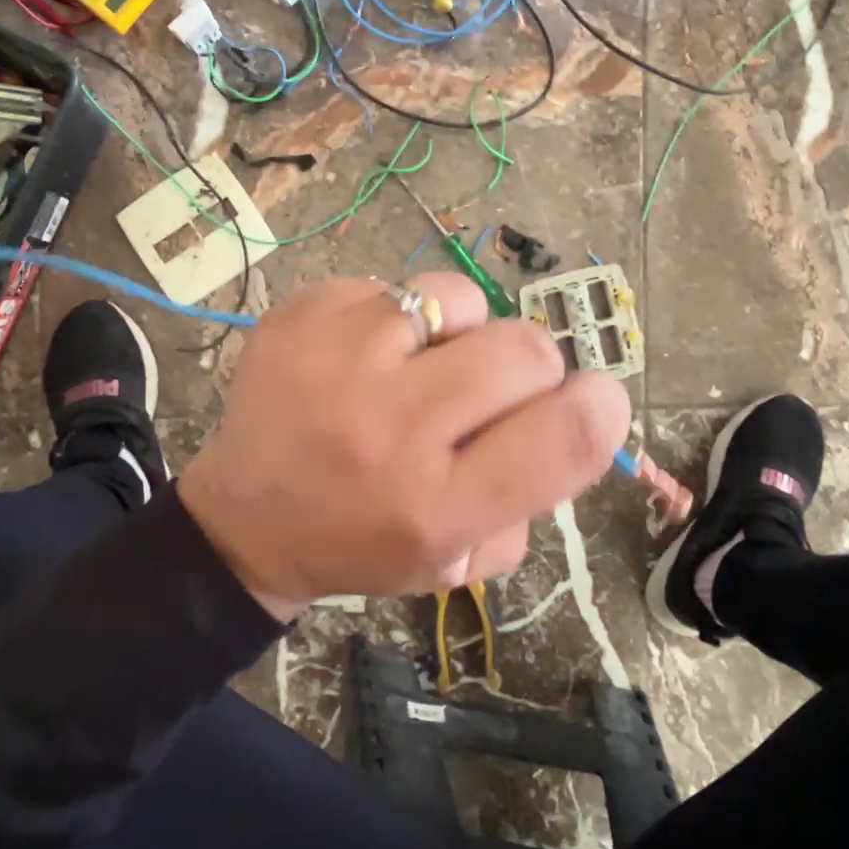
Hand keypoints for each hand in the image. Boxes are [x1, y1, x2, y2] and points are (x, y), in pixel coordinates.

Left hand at [177, 273, 629, 621]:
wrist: (246, 524)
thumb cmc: (360, 545)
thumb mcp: (456, 562)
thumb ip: (528, 503)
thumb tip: (571, 419)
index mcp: (437, 507)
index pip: (567, 434)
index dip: (601, 410)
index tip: (589, 404)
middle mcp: (389, 431)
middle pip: (527, 351)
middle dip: (527, 371)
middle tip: (488, 395)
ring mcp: (336, 364)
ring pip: (460, 298)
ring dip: (460, 334)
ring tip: (420, 369)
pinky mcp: (299, 318)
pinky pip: (392, 286)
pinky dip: (396, 320)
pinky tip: (364, 359)